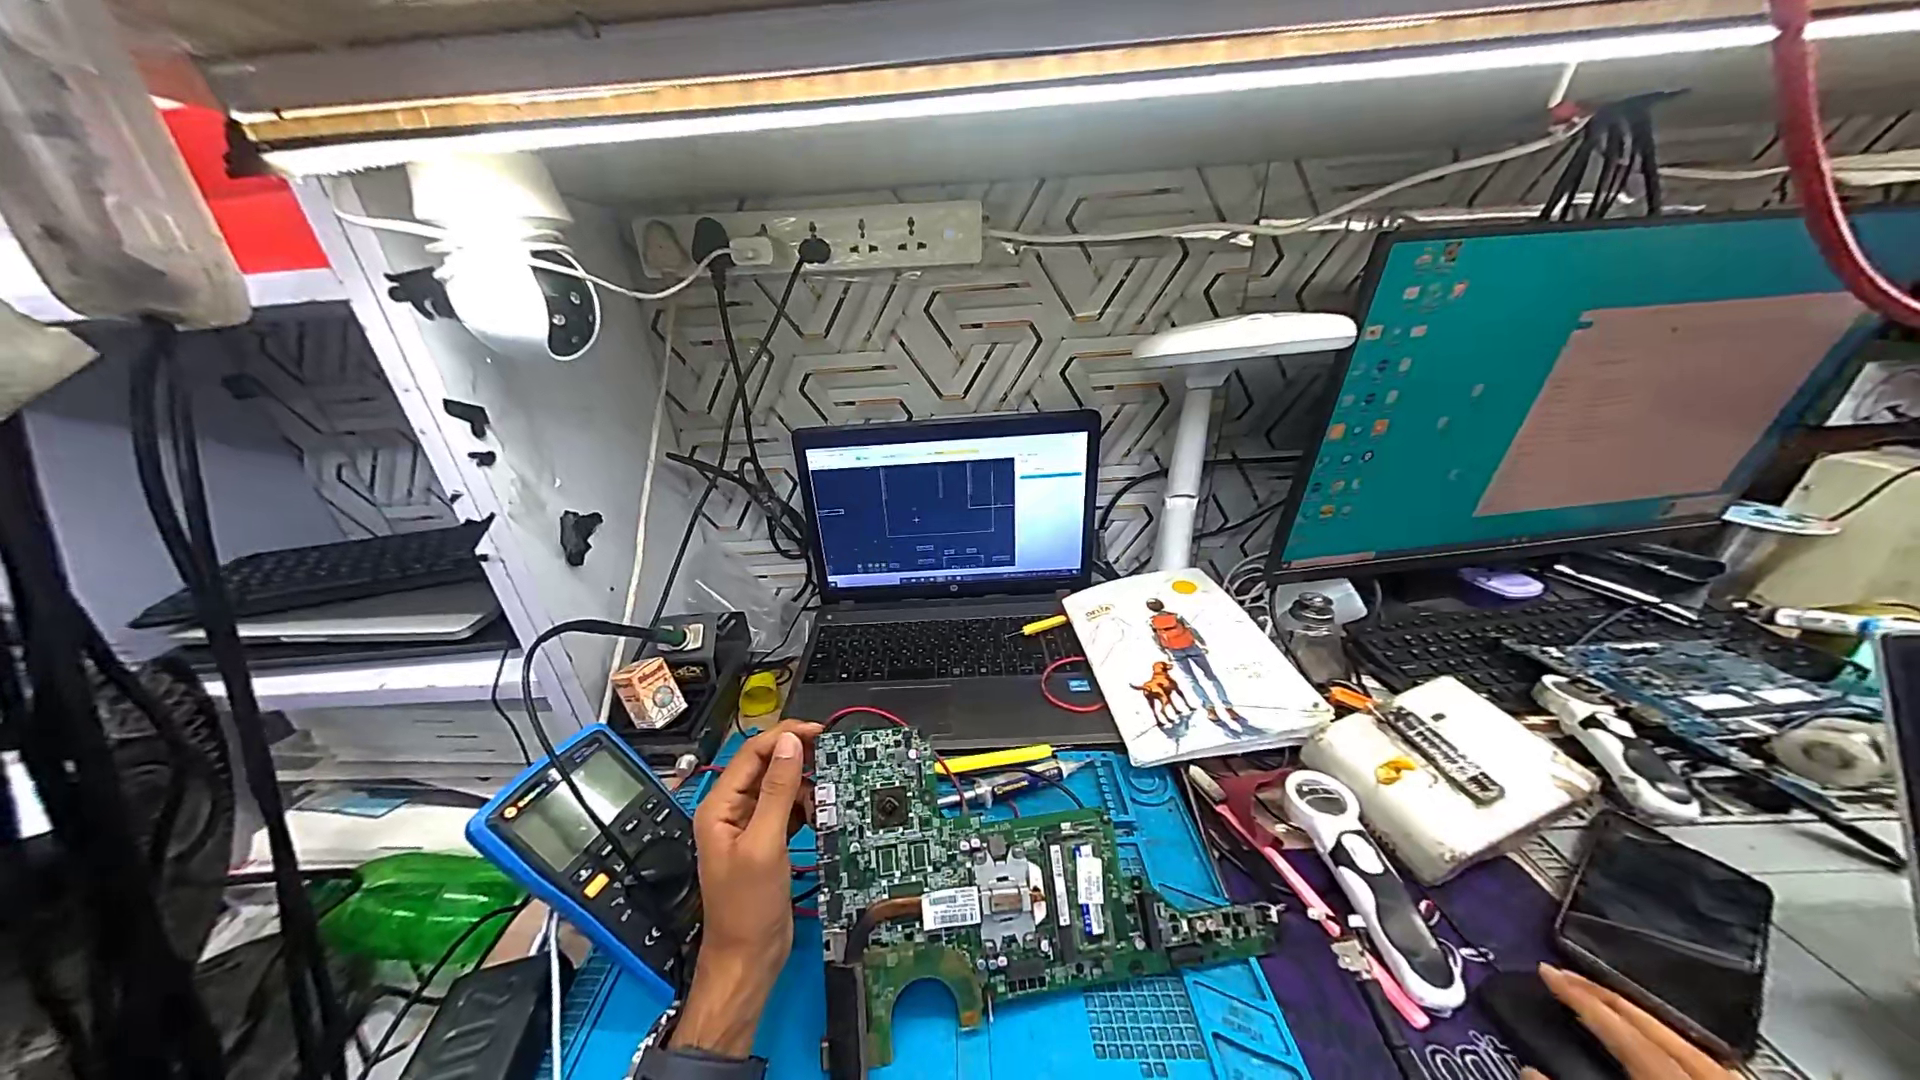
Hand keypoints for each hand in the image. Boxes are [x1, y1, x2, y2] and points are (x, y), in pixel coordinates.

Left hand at [671, 720, 820, 1058]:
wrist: (749, 958)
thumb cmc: (749, 905)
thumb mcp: (764, 843)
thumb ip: (777, 790)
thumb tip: (790, 744)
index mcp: (720, 805)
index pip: (752, 753)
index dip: (784, 737)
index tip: (818, 732)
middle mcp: (732, 808)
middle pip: (766, 765)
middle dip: (797, 755)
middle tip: (830, 751)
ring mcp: (750, 824)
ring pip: (780, 784)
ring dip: (804, 779)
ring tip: (828, 781)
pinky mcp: (768, 838)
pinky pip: (788, 806)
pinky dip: (805, 802)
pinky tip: (820, 806)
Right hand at [1520, 964, 1734, 1079]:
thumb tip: (1528, 1070)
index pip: (1624, 1032)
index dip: (1581, 998)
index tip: (1546, 972)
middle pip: (1660, 1029)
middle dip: (1606, 996)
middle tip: (1565, 974)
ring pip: (1694, 1046)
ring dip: (1642, 1016)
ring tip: (1605, 998)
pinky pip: (1714, 1065)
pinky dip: (1677, 1043)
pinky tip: (1664, 1041)